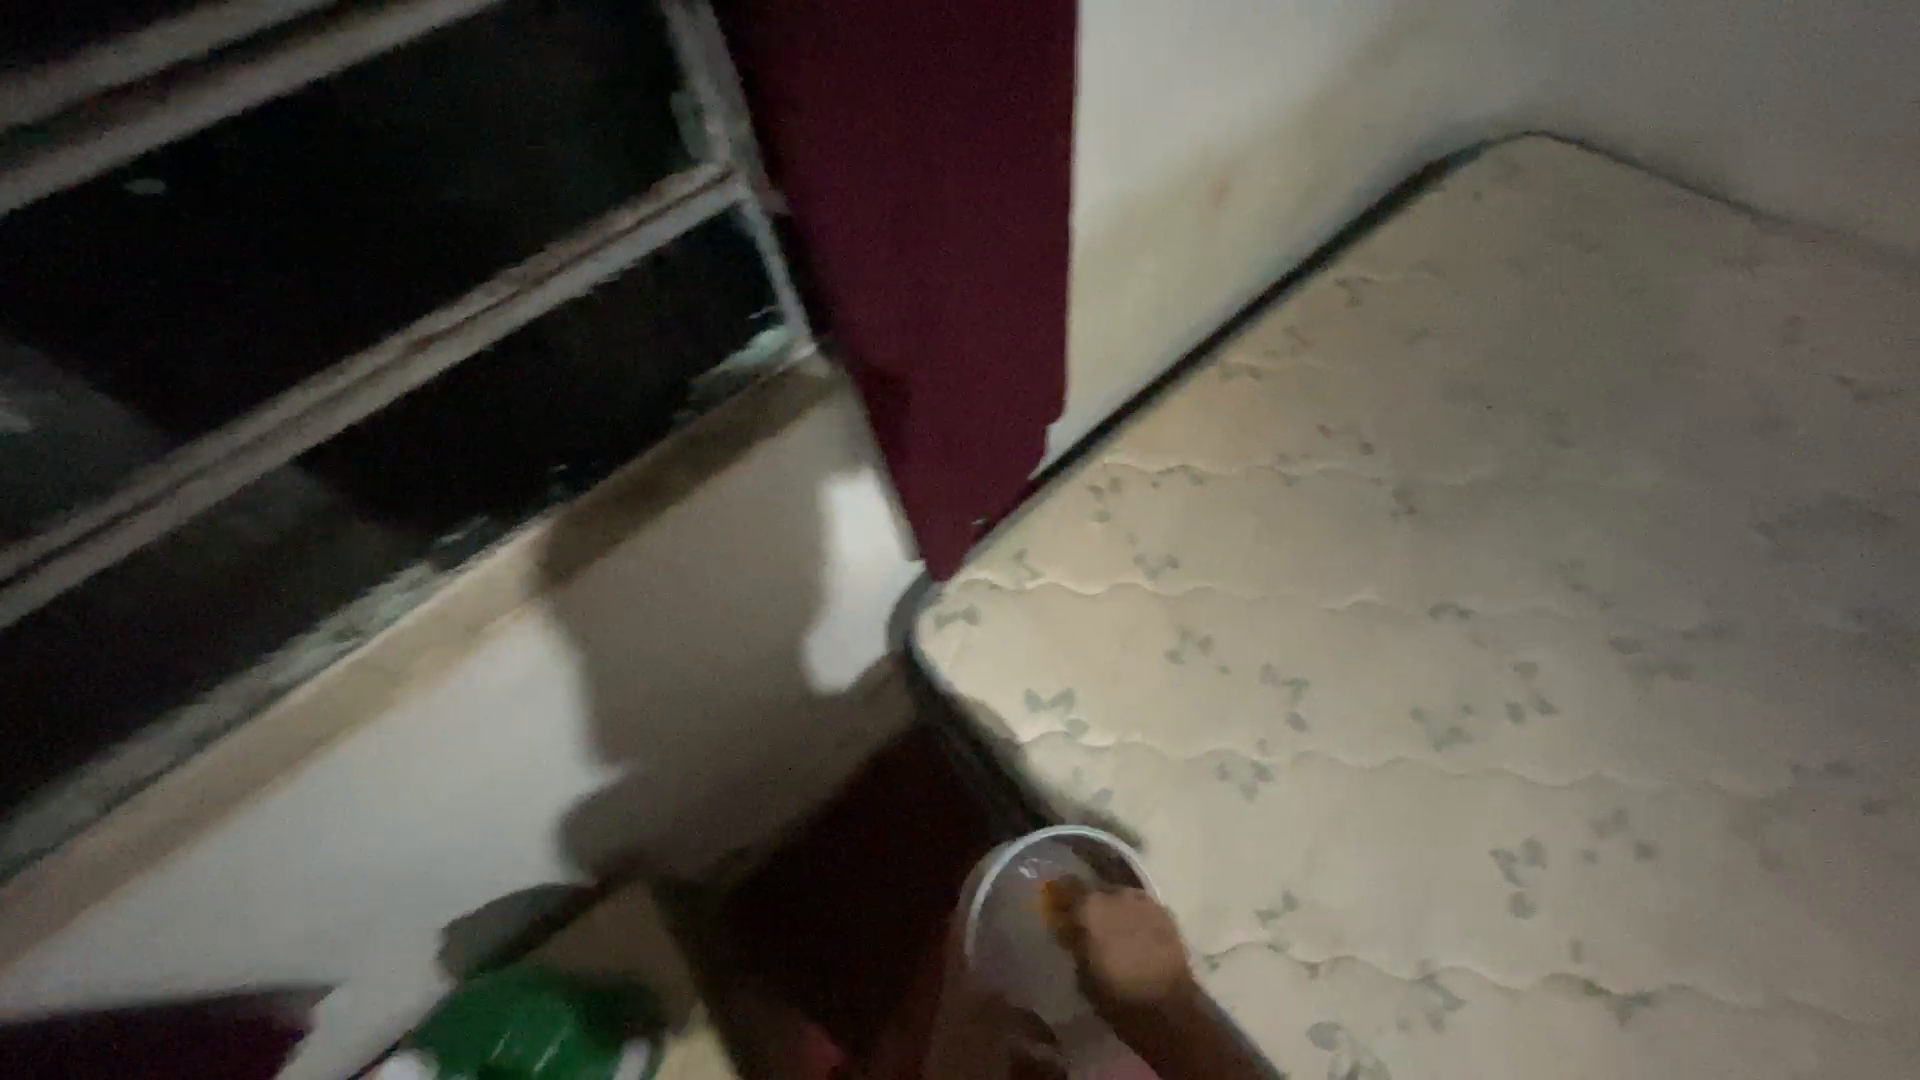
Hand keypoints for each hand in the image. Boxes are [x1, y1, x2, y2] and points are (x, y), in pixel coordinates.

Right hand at [1059, 885, 1196, 1017]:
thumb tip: (1067, 927)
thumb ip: (1072, 941)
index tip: (1056, 905)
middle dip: (1089, 903)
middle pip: (1096, 889)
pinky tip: (1135, 935)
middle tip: (1086, 922)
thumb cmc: (1116, 995)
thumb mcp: (1082, 972)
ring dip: (1114, 909)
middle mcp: (1117, 893)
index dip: (1060, 894)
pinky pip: (1141, 908)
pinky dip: (1134, 917)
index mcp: (1091, 905)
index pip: (1067, 885)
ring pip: (1121, 897)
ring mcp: (1144, 901)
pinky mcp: (1165, 914)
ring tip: (1113, 929)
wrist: (1169, 1010)